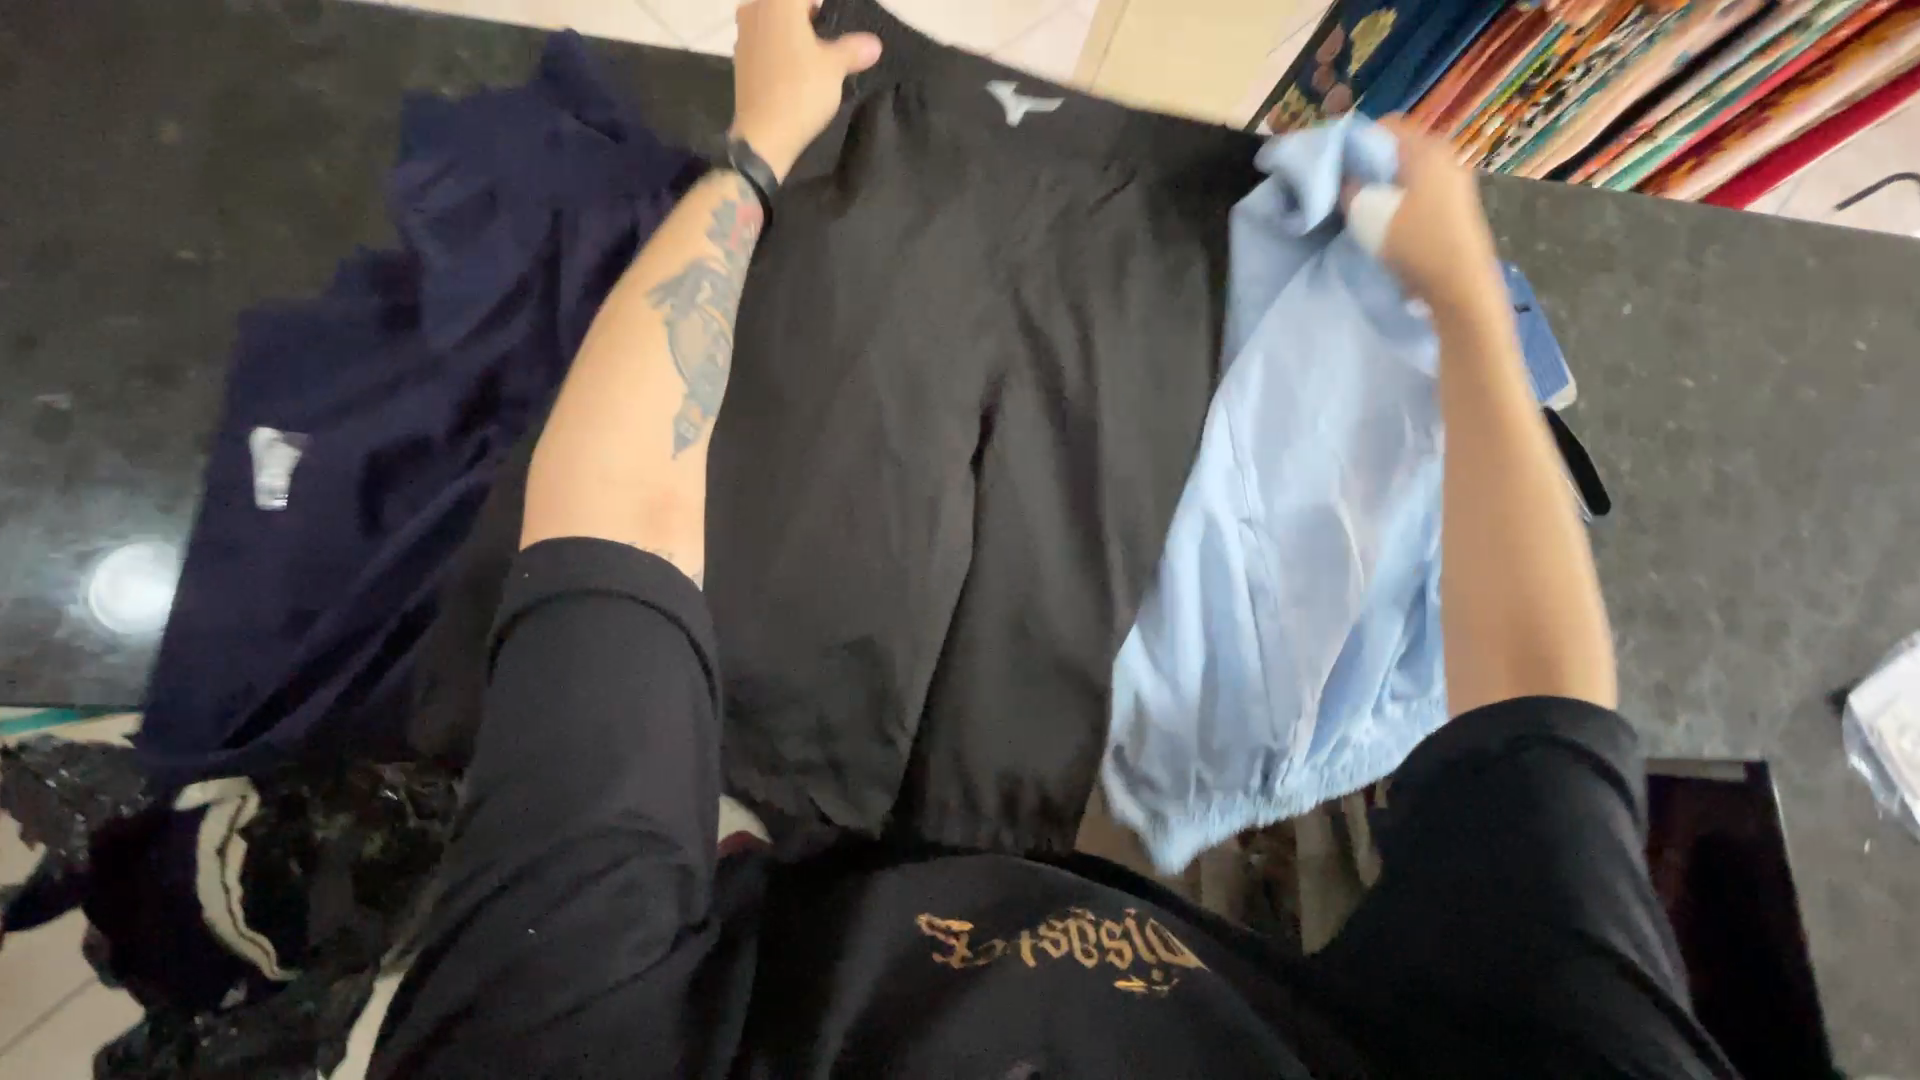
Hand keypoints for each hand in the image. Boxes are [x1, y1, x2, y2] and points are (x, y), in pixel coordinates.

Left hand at [730, 0, 882, 181]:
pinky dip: (779, 52)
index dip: (823, 11)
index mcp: (779, 3)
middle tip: (828, 42)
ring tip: (813, 60)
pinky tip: (794, 75)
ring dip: (793, 36)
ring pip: (774, 24)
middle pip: (787, 5)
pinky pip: (764, 45)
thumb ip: (853, 49)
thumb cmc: (801, 92)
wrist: (764, 136)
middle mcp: (755, 10)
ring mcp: (743, 35)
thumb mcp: (835, 68)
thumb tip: (874, 43)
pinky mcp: (739, 61)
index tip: (834, 27)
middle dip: (808, 19)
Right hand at [1347, 116, 1504, 314]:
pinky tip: (1387, 219)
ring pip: (1408, 169)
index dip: (1357, 141)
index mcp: (1427, 148)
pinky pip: (1420, 187)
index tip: (1336, 165)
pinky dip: (1400, 196)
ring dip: (1384, 183)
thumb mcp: (1366, 213)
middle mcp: (1446, 155)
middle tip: (1346, 187)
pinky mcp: (1456, 203)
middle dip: (1370, 164)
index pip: (1387, 125)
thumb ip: (1350, 188)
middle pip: (1398, 148)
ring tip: (1364, 206)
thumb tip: (1346, 176)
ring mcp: (1455, 179)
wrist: (1458, 282)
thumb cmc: (1413, 241)